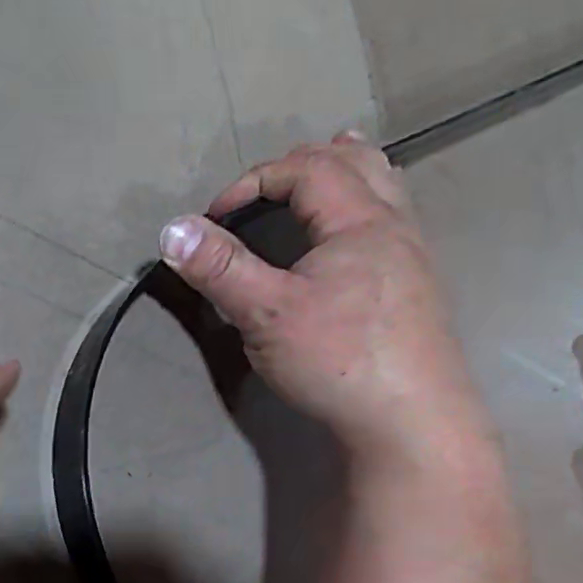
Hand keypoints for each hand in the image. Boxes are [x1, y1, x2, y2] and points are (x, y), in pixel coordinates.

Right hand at [157, 133, 490, 461]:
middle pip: (359, 165)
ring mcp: (409, 258)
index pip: (308, 171)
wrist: (409, 419)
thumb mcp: (263, 312)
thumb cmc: (336, 359)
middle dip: (303, 163)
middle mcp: (394, 229)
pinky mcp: (409, 288)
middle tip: (262, 182)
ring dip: (343, 174)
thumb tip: (172, 228)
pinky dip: (360, 204)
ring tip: (322, 168)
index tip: (213, 217)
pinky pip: (387, 221)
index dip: (254, 181)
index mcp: (362, 224)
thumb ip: (218, 267)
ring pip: (383, 189)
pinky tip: (345, 232)